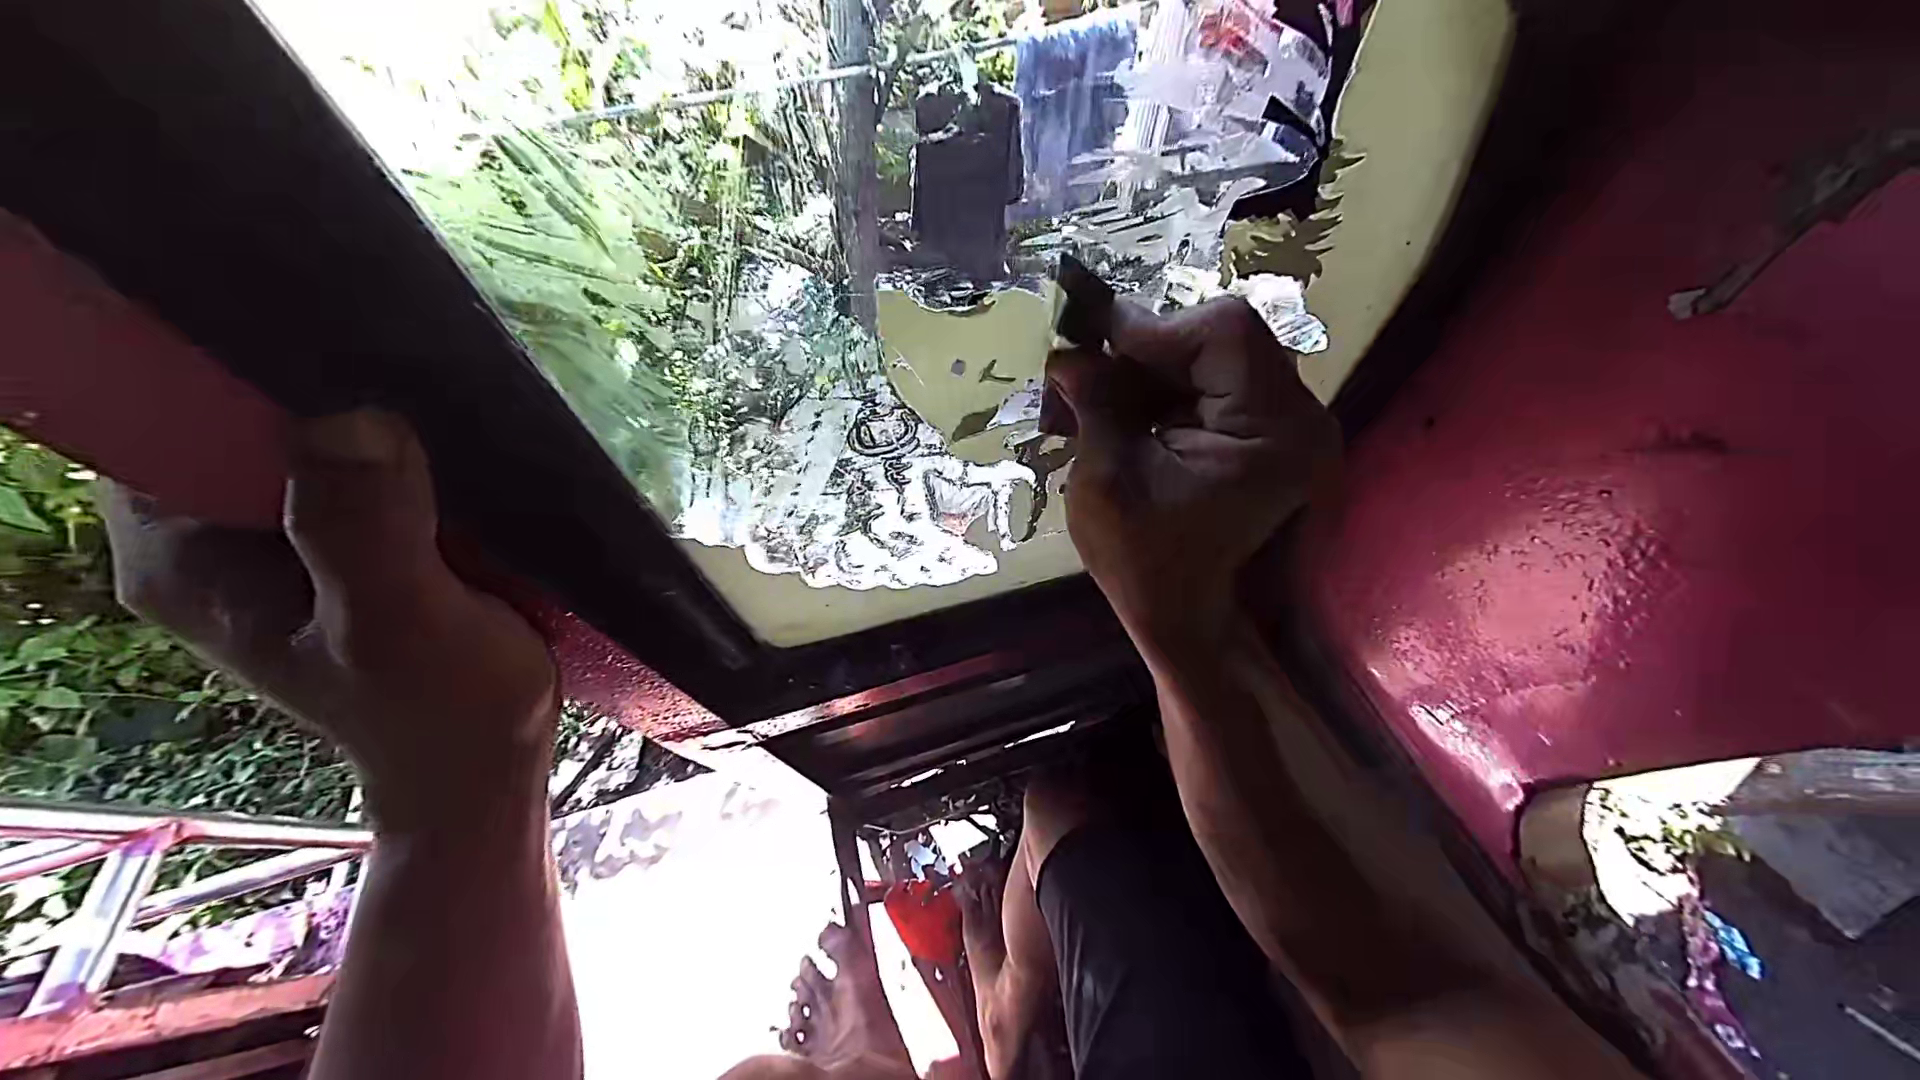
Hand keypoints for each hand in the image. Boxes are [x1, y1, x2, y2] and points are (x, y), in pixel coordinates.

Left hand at [99, 409, 558, 833]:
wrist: (487, 759)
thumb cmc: (449, 707)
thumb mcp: (406, 626)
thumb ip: (368, 534)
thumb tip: (354, 417)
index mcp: (186, 555)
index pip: (164, 418)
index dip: (236, 370)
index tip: (335, 348)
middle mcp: (220, 539)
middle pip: (242, 423)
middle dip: (322, 392)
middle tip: (410, 370)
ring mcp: (292, 544)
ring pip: (314, 446)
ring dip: (376, 423)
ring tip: (443, 402)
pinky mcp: (355, 550)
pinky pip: (366, 476)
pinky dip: (409, 458)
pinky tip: (457, 453)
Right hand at [1045, 296, 1339, 644]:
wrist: (1183, 619)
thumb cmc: (1143, 564)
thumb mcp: (1106, 480)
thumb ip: (1096, 404)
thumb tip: (1068, 352)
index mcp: (1274, 431)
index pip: (1223, 331)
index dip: (1150, 327)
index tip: (1088, 340)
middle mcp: (1299, 418)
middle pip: (1221, 341)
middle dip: (1145, 352)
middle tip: (1084, 370)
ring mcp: (1288, 429)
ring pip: (1214, 360)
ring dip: (1149, 372)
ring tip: (1093, 396)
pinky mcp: (1267, 439)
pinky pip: (1214, 389)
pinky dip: (1164, 393)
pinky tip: (1122, 413)